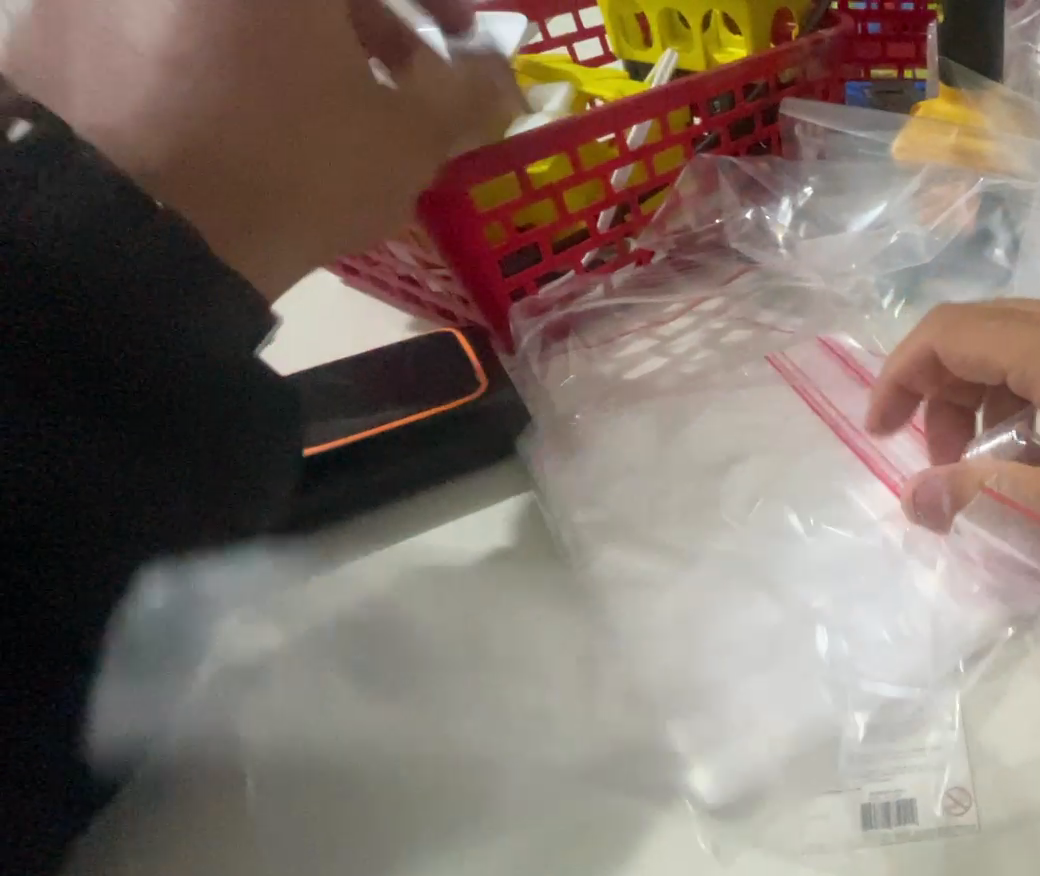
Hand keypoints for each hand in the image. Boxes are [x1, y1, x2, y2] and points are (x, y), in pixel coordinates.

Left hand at [6, 0, 521, 298]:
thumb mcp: (409, 137)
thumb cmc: (299, 167)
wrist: (141, 222)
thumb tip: (499, 73)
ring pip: (251, 3)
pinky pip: (185, 15)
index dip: (445, 3)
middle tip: (403, 79)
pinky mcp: (73, 1)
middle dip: (372, 22)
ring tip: (332, 103)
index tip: (468, 43)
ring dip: (306, 32)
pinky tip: (258, 105)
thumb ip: (466, 91)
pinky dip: (235, 43)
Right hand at [866, 300, 1039, 571]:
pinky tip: (1038, 457)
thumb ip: (996, 495)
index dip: (899, 378)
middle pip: (975, 335)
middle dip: (937, 398)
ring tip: (989, 471)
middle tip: (945, 470)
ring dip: (979, 404)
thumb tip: (913, 495)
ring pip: (1010, 349)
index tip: (879, 435)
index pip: (949, 335)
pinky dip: (1020, 405)